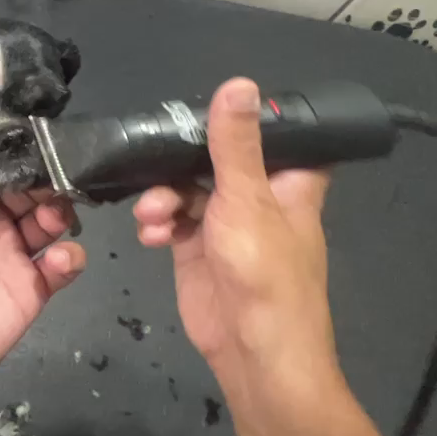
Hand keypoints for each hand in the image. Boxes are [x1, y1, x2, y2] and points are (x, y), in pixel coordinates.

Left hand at [0, 143, 84, 398]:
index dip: (13, 162)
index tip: (33, 150)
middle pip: (27, 195)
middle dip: (44, 184)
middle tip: (55, 181)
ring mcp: (12, 257)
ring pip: (49, 225)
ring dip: (59, 214)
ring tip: (53, 218)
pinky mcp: (31, 291)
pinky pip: (61, 268)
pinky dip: (70, 258)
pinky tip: (57, 258)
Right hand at [132, 78, 338, 406]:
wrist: (251, 352)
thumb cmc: (264, 274)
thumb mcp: (246, 200)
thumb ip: (233, 144)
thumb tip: (238, 83)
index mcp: (286, 183)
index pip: (277, 137)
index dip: (252, 119)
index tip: (216, 107)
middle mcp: (255, 197)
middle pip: (213, 157)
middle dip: (178, 161)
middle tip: (156, 163)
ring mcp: (222, 221)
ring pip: (183, 186)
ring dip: (161, 197)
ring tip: (153, 217)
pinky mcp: (194, 244)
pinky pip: (168, 216)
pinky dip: (156, 221)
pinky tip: (151, 234)